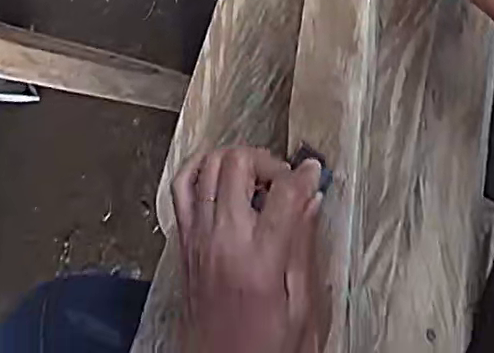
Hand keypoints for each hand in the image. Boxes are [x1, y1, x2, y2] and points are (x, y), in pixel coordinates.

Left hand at [173, 147, 324, 352]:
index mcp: (261, 261)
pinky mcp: (183, 237)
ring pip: (208, 165)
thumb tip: (312, 201)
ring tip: (254, 177)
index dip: (303, 175)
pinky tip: (216, 174)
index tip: (312, 171)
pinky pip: (181, 184)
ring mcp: (199, 234)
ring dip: (234, 160)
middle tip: (281, 178)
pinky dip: (198, 168)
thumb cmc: (264, 347)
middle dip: (265, 161)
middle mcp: (225, 239)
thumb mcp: (301, 309)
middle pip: (238, 165)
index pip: (283, 195)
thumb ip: (304, 248)